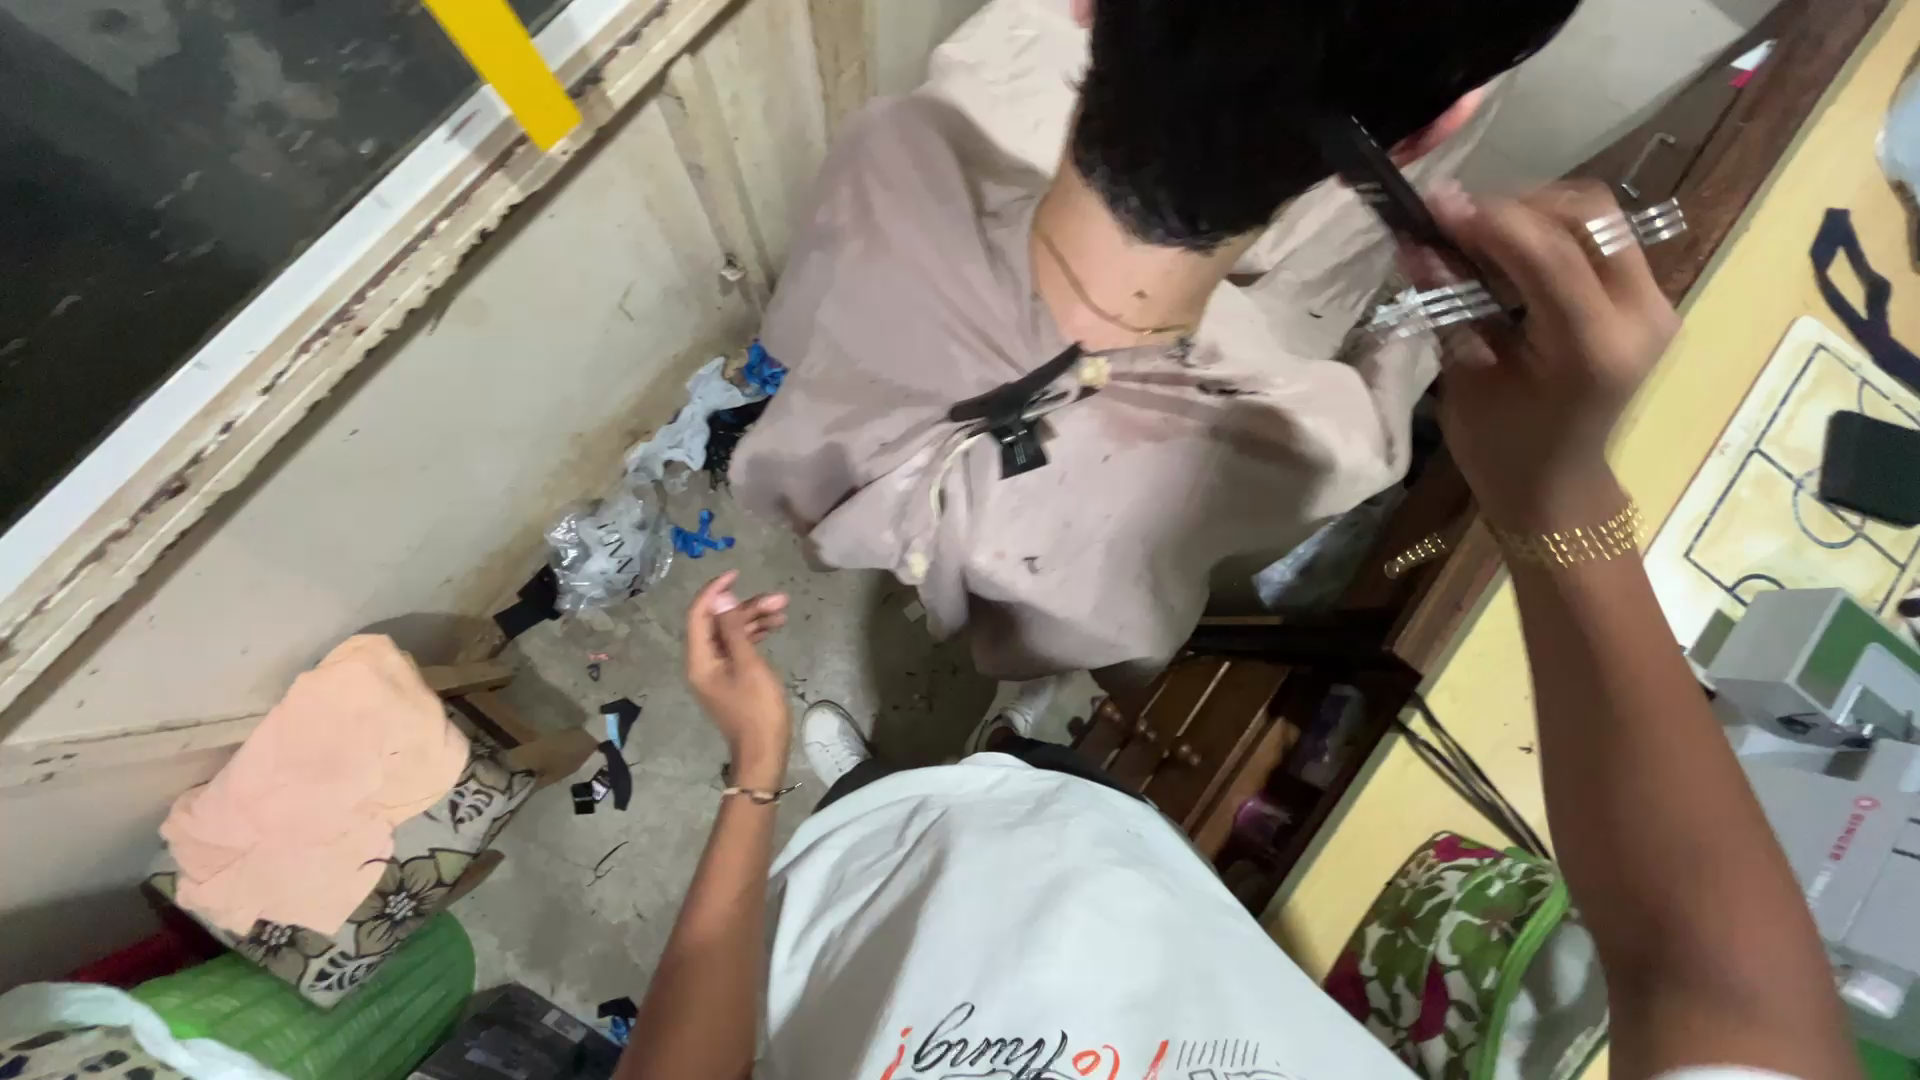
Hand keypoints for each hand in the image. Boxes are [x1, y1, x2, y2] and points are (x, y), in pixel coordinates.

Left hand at [684, 571, 791, 787]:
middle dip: (747, 607)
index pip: (699, 614)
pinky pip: (739, 647)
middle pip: (719, 622)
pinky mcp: (732, 678)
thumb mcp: (748, 664)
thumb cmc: (757, 709)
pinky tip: (776, 626)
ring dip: (755, 619)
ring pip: (731, 633)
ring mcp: (717, 671)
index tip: (738, 574)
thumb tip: (723, 597)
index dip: (715, 591)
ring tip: (783, 610)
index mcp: (699, 660)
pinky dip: (755, 634)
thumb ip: (735, 629)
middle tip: (779, 598)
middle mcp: (702, 663)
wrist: (764, 752)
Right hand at [1417, 182, 1679, 531]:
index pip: (1546, 252)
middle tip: (1454, 220)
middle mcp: (1639, 315)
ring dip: (1532, 215)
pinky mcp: (1645, 302)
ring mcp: (1652, 304)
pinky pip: (1601, 243)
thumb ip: (1449, 308)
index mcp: (1590, 347)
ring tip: (1474, 232)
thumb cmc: (1499, 451)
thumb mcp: (1464, 381)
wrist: (1555, 488)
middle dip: (1514, 208)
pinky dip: (1549, 235)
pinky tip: (1506, 251)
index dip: (1487, 221)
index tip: (1433, 208)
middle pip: (1587, 217)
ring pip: (1599, 220)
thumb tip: (1414, 248)